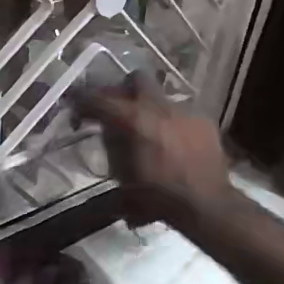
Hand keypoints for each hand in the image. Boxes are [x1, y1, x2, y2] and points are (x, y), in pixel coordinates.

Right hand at [73, 73, 236, 229]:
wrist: (207, 204)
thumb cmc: (160, 199)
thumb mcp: (124, 181)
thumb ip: (115, 154)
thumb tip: (111, 140)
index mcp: (135, 121)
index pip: (101, 100)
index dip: (84, 100)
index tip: (77, 104)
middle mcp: (159, 108)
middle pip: (137, 79)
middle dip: (125, 89)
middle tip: (119, 107)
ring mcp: (185, 112)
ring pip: (162, 98)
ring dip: (152, 110)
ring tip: (151, 132)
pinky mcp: (204, 121)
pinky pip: (183, 115)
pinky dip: (174, 125)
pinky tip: (176, 145)